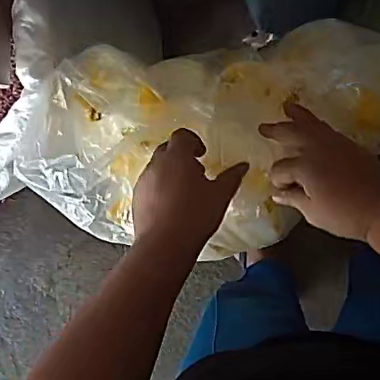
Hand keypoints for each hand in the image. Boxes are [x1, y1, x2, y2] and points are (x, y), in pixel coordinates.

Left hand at [132, 129, 247, 254]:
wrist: (164, 245)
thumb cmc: (195, 215)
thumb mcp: (220, 195)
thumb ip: (231, 177)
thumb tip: (243, 165)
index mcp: (177, 157)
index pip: (182, 135)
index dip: (193, 140)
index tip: (202, 154)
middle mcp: (156, 164)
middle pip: (167, 149)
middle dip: (182, 156)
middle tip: (197, 172)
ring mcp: (143, 181)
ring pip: (157, 167)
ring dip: (171, 172)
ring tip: (185, 191)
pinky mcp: (136, 198)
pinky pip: (150, 184)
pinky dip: (161, 187)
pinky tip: (172, 206)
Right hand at [261, 102, 379, 241]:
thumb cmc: (346, 215)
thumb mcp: (314, 212)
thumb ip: (294, 199)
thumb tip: (278, 193)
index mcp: (304, 165)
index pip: (281, 169)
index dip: (278, 181)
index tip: (281, 191)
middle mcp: (317, 148)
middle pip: (292, 133)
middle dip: (276, 131)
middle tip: (263, 127)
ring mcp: (336, 143)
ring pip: (312, 124)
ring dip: (298, 116)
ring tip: (288, 107)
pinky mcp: (350, 145)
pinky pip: (327, 129)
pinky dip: (316, 124)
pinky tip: (314, 127)